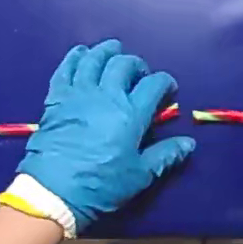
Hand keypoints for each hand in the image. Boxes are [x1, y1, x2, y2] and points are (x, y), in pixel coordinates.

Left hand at [10, 40, 195, 235]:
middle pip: (124, 65)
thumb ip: (164, 155)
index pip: (154, 85)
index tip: (169, 90)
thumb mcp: (139, 175)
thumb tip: (188, 143)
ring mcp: (78, 94)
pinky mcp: (55, 99)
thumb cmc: (101, 186)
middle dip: (137, 65)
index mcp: (130, 113)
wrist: (54, 191)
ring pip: (94, 60)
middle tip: (140, 74)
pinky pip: (66, 69)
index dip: (165, 83)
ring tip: (113, 51)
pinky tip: (81, 54)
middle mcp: (106, 95)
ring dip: (107, 52)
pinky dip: (75, 58)